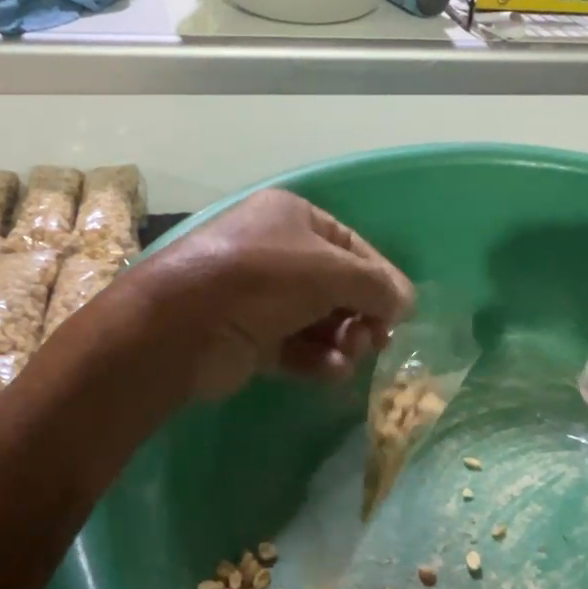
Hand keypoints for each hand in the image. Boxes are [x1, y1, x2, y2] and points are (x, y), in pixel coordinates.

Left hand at [111, 189, 414, 396]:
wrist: (180, 326)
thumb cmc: (263, 279)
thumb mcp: (330, 271)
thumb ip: (376, 285)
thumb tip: (406, 303)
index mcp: (292, 216)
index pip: (352, 244)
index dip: (381, 276)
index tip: (404, 311)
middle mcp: (276, 250)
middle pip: (337, 284)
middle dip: (361, 312)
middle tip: (377, 340)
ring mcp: (259, 295)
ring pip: (319, 318)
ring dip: (343, 338)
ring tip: (350, 354)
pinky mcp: (249, 336)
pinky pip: (296, 345)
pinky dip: (318, 359)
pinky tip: (333, 371)